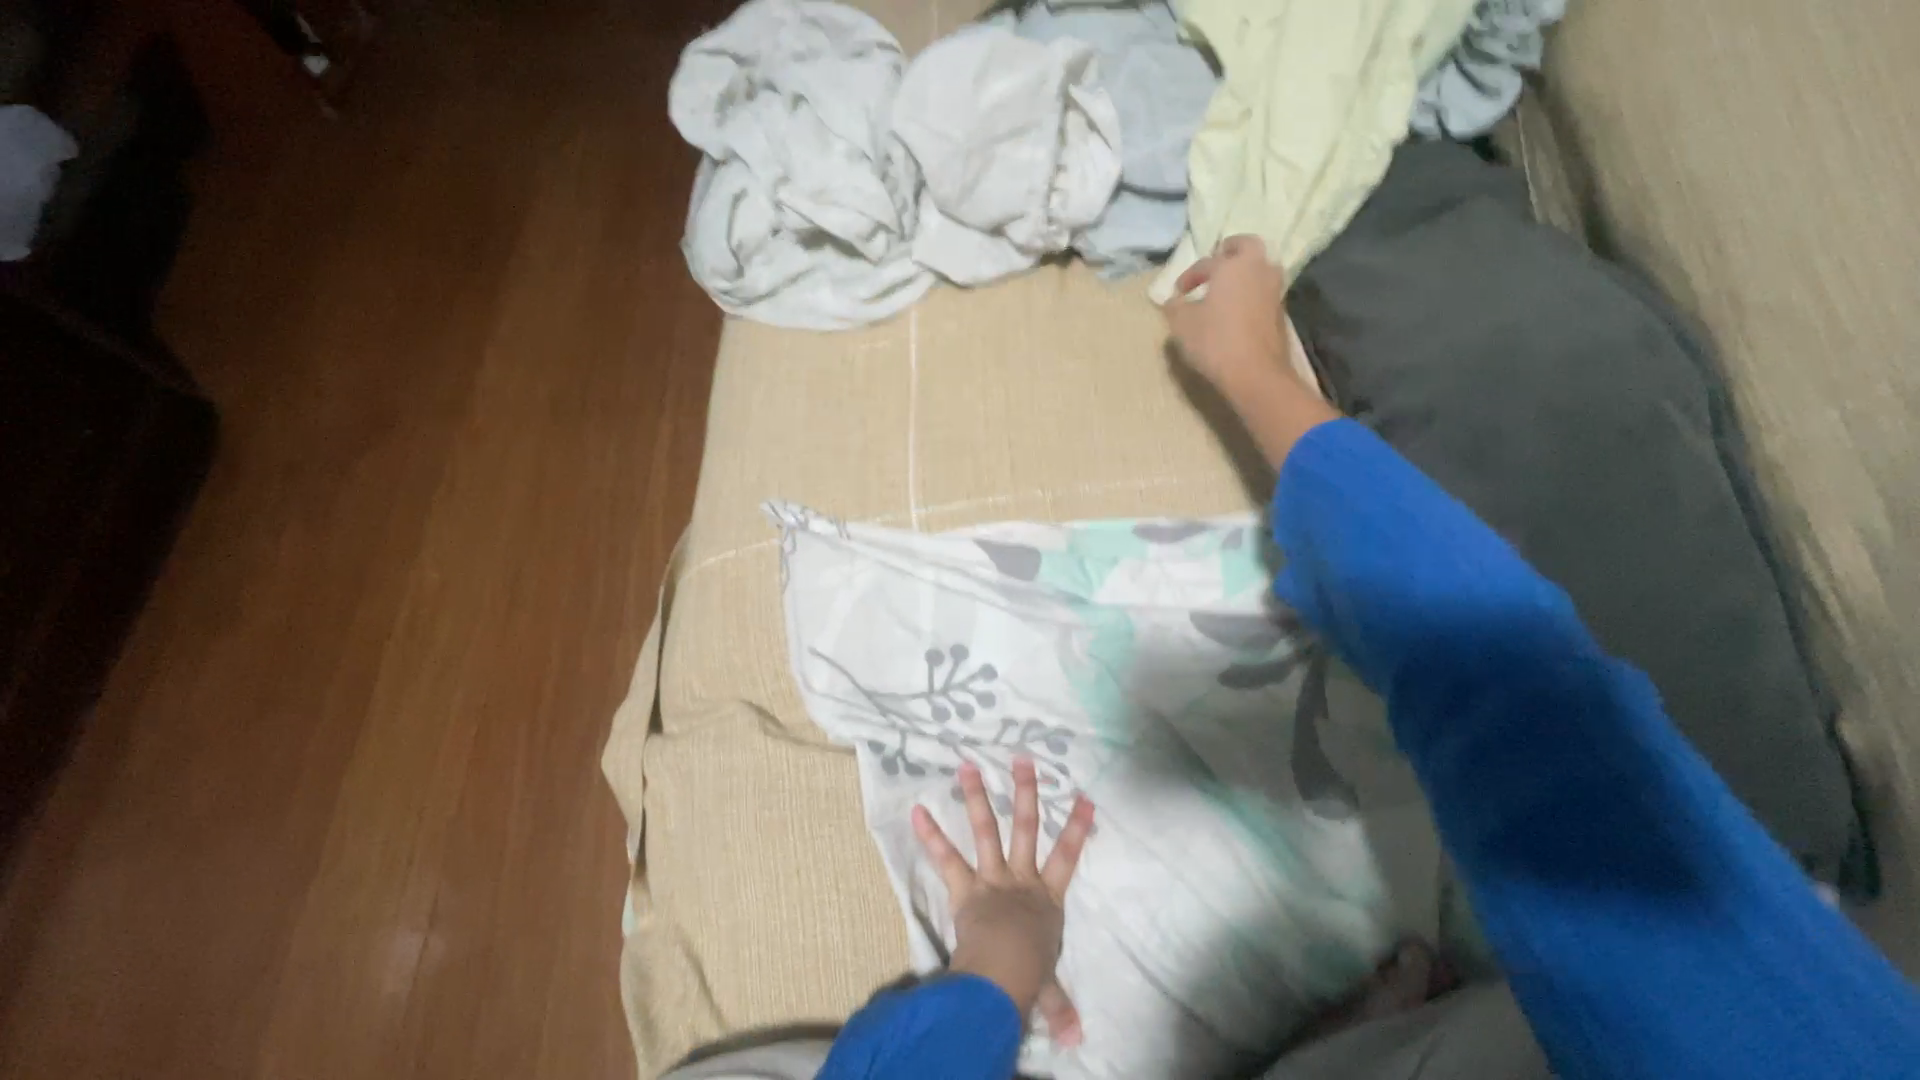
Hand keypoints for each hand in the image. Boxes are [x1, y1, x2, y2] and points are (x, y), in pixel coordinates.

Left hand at [913, 758, 1095, 1046]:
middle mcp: (1021, 880)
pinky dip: (931, 835)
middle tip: (1022, 759)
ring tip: (966, 766)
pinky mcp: (965, 887)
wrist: (1003, 974)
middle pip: (1026, 828)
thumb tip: (1075, 1038)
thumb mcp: (1047, 989)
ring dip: (976, 798)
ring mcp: (992, 878)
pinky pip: (947, 858)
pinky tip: (916, 810)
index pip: (1067, 856)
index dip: (1076, 827)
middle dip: (1026, 793)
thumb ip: (1058, 1006)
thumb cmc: (1028, 977)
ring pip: (987, 831)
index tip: (1084, 797)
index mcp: (1046, 899)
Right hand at [1161, 235, 1294, 396]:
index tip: (1178, 292)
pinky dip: (1250, 294)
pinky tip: (1237, 311)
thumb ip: (1175, 307)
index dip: (1189, 275)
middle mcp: (1258, 270)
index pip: (1207, 262)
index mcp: (1232, 266)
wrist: (1255, 372)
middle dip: (1231, 250)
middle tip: (1218, 260)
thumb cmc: (1214, 341)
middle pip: (1247, 247)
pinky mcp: (1280, 312)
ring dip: (1243, 274)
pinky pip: (1263, 292)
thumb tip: (1174, 301)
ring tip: (1226, 290)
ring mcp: (1274, 290)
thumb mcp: (1182, 324)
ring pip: (1259, 269)